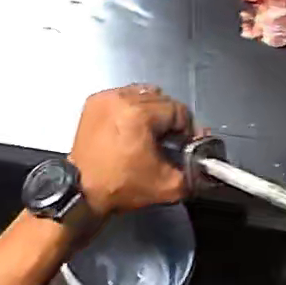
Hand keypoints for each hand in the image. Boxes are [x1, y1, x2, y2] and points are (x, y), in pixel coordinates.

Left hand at [68, 84, 193, 217]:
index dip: (187, 129)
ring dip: (151, 111)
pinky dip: (131, 108)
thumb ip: (194, 170)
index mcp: (138, 114)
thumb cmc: (122, 186)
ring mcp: (105, 98)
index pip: (178, 110)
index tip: (184, 145)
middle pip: (161, 99)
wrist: (83, 190)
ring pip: (142, 93)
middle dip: (169, 120)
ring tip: (148, 134)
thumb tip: (202, 156)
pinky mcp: (94, 102)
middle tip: (168, 142)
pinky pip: (122, 96)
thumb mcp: (169, 185)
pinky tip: (130, 129)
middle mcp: (120, 99)